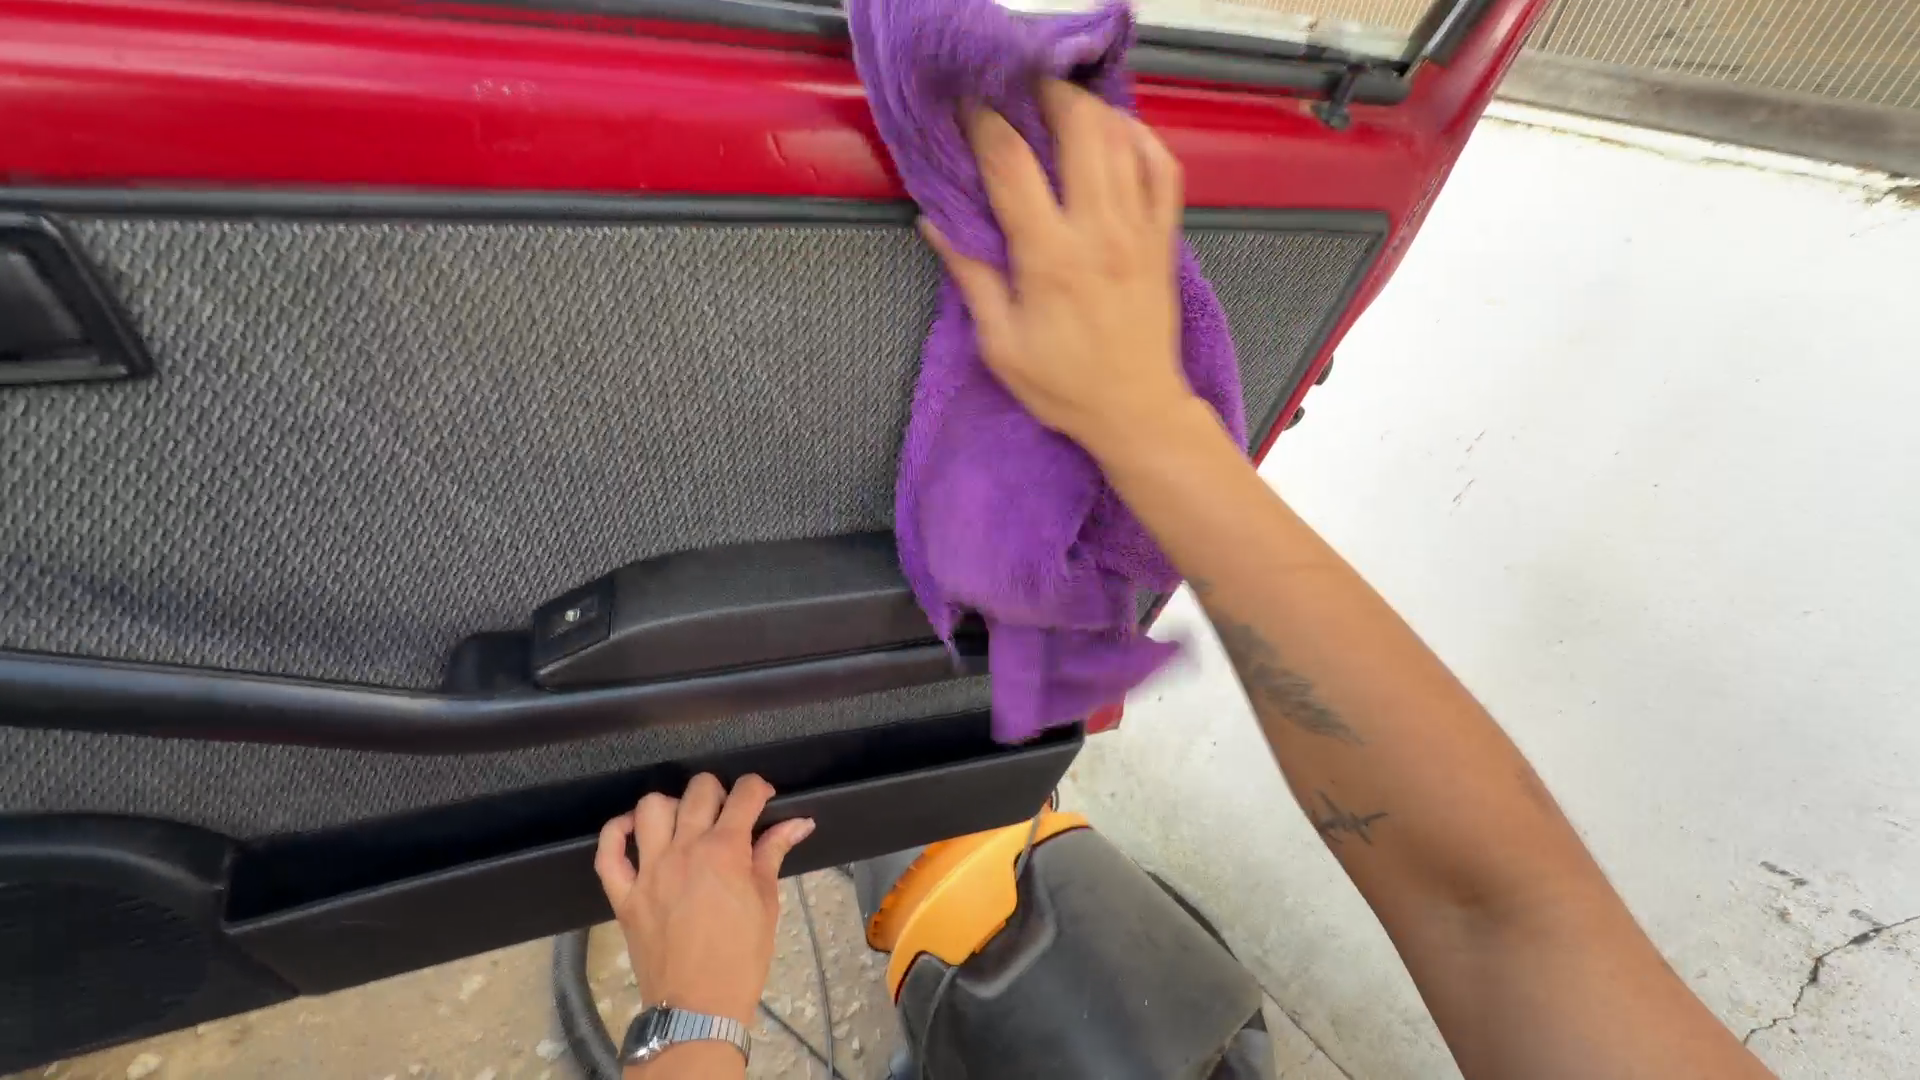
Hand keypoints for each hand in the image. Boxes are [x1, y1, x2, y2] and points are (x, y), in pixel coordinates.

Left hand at [594, 773, 814, 1024]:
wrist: (698, 1008)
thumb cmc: (741, 956)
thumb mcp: (767, 901)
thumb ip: (774, 852)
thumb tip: (800, 822)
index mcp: (725, 850)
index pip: (744, 794)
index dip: (759, 788)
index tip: (764, 799)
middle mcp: (684, 850)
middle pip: (699, 790)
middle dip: (720, 791)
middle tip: (728, 813)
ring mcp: (649, 871)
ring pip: (652, 807)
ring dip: (673, 805)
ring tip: (685, 822)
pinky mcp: (623, 894)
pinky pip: (608, 851)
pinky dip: (618, 831)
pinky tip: (636, 830)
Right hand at [921, 79, 1193, 457]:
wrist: (1135, 410)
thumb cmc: (1063, 386)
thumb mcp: (1001, 345)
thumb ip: (972, 278)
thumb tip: (936, 223)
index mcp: (1049, 258)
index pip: (1011, 165)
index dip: (984, 123)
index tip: (967, 106)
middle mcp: (1099, 231)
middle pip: (1078, 128)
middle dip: (1045, 94)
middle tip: (1020, 92)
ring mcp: (1140, 230)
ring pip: (1121, 139)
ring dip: (1089, 109)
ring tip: (1060, 106)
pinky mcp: (1165, 239)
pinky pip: (1164, 168)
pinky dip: (1142, 138)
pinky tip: (1119, 133)